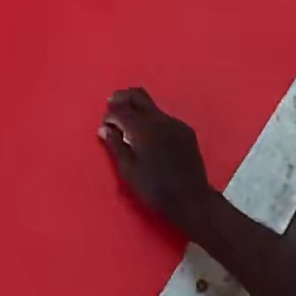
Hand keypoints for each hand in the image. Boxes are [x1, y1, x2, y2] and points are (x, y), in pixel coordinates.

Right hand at [99, 88, 217, 237]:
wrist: (191, 199)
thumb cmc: (155, 189)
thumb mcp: (129, 171)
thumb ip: (115, 146)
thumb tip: (103, 128)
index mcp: (143, 128)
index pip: (121, 110)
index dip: (110, 114)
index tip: (105, 123)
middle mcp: (160, 119)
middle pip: (138, 95)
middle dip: (123, 97)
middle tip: (112, 102)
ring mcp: (175, 123)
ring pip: (153, 106)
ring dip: (138, 109)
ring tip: (129, 121)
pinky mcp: (186, 130)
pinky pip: (165, 118)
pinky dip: (153, 121)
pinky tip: (151, 136)